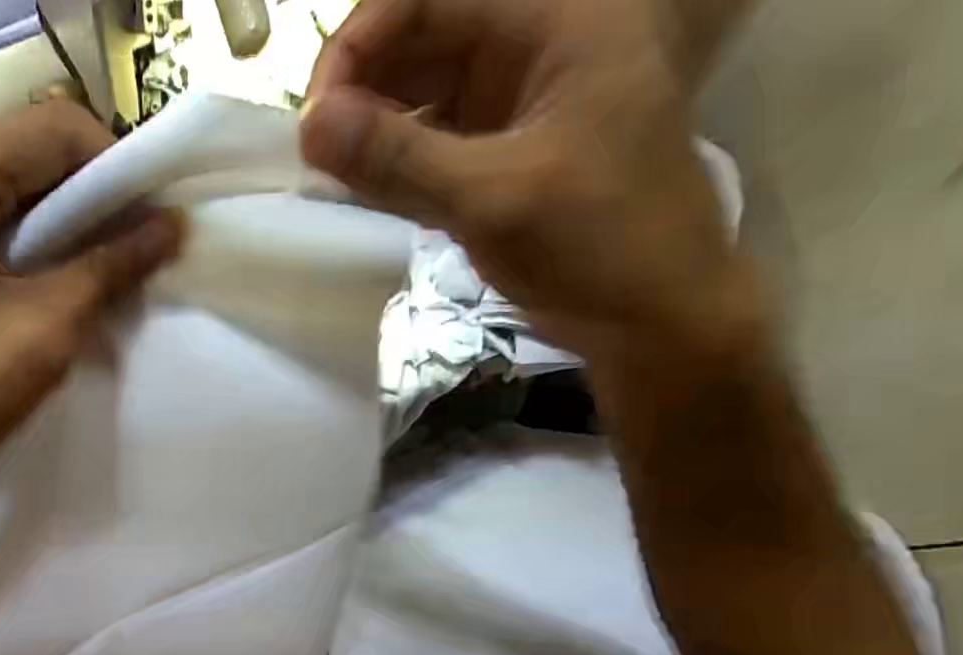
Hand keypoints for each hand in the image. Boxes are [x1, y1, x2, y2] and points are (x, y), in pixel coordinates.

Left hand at [0, 101, 182, 561]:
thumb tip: (173, 223)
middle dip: (95, 199)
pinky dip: (37, 244)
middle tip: (135, 252)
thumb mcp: (49, 324)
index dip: (117, 169)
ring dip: (69, 225)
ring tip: (104, 274)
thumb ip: (113, 264)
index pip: (56, 129)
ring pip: (17, 187)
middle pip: (33, 151)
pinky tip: (61, 284)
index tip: (154, 225)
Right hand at [300, 0, 759, 364]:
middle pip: (419, 38)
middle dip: (359, 89)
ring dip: (370, 129)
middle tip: (316, 155)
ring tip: (332, 176)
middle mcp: (533, 43)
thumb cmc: (597, 246)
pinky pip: (430, 138)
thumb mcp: (493, 199)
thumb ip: (398, 162)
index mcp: (557, 18)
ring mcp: (516, 99)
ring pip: (419, 91)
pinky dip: (394, 161)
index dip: (358, 44)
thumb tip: (308, 128)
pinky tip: (364, 189)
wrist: (655, 317)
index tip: (313, 118)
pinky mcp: (501, 149)